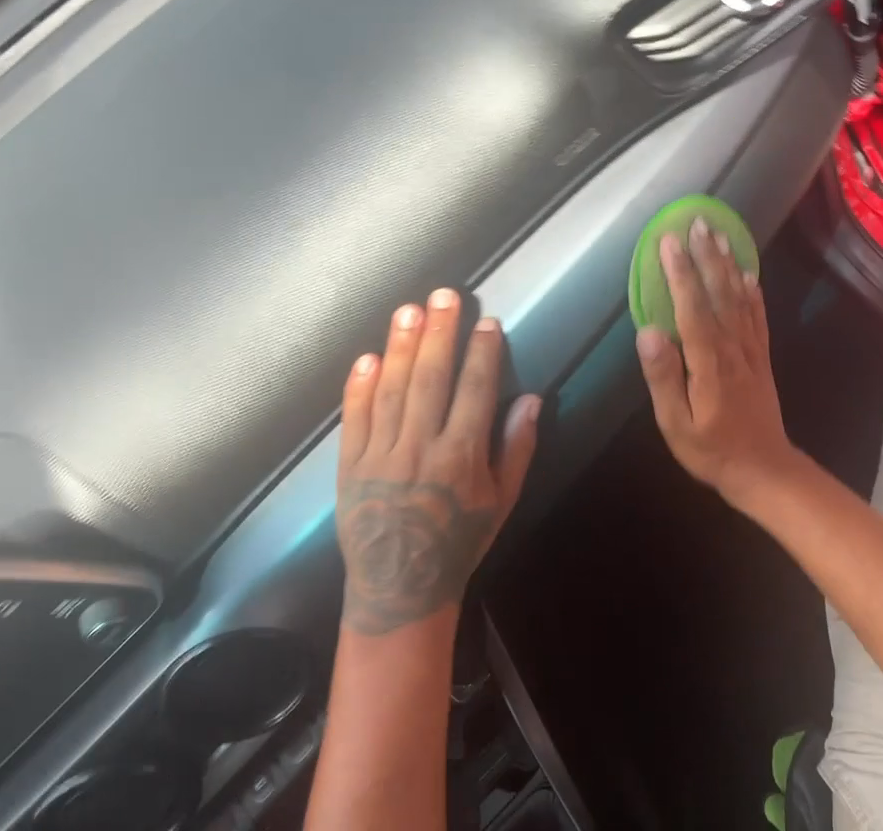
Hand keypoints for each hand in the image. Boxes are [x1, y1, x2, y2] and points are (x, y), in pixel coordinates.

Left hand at [336, 290, 538, 635]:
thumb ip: (517, 449)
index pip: (476, 391)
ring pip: (392, 389)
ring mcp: (381, 455)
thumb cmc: (459, 541)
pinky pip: (355, 417)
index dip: (483, 354)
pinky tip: (369, 356)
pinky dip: (360, 385)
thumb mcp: (502, 501)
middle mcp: (421, 449)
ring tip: (409, 309)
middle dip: (439, 333)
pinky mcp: (350, 464)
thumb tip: (532, 399)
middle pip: (431, 378)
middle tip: (444, 296)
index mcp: (462, 457)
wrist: (400, 586)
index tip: (487, 323)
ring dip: (401, 346)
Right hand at [635, 219, 799, 499]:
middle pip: (719, 294)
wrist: (763, 469)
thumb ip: (663, 377)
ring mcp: (751, 351)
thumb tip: (648, 332)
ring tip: (720, 235)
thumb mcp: (676, 424)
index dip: (680, 274)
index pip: (692, 308)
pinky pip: (757, 317)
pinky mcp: (761, 357)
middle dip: (707, 257)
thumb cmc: (711, 450)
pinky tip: (748, 273)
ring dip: (729, 265)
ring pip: (739, 299)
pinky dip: (753, 292)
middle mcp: (733, 348)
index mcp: (709, 363)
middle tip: (697, 223)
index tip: (669, 242)